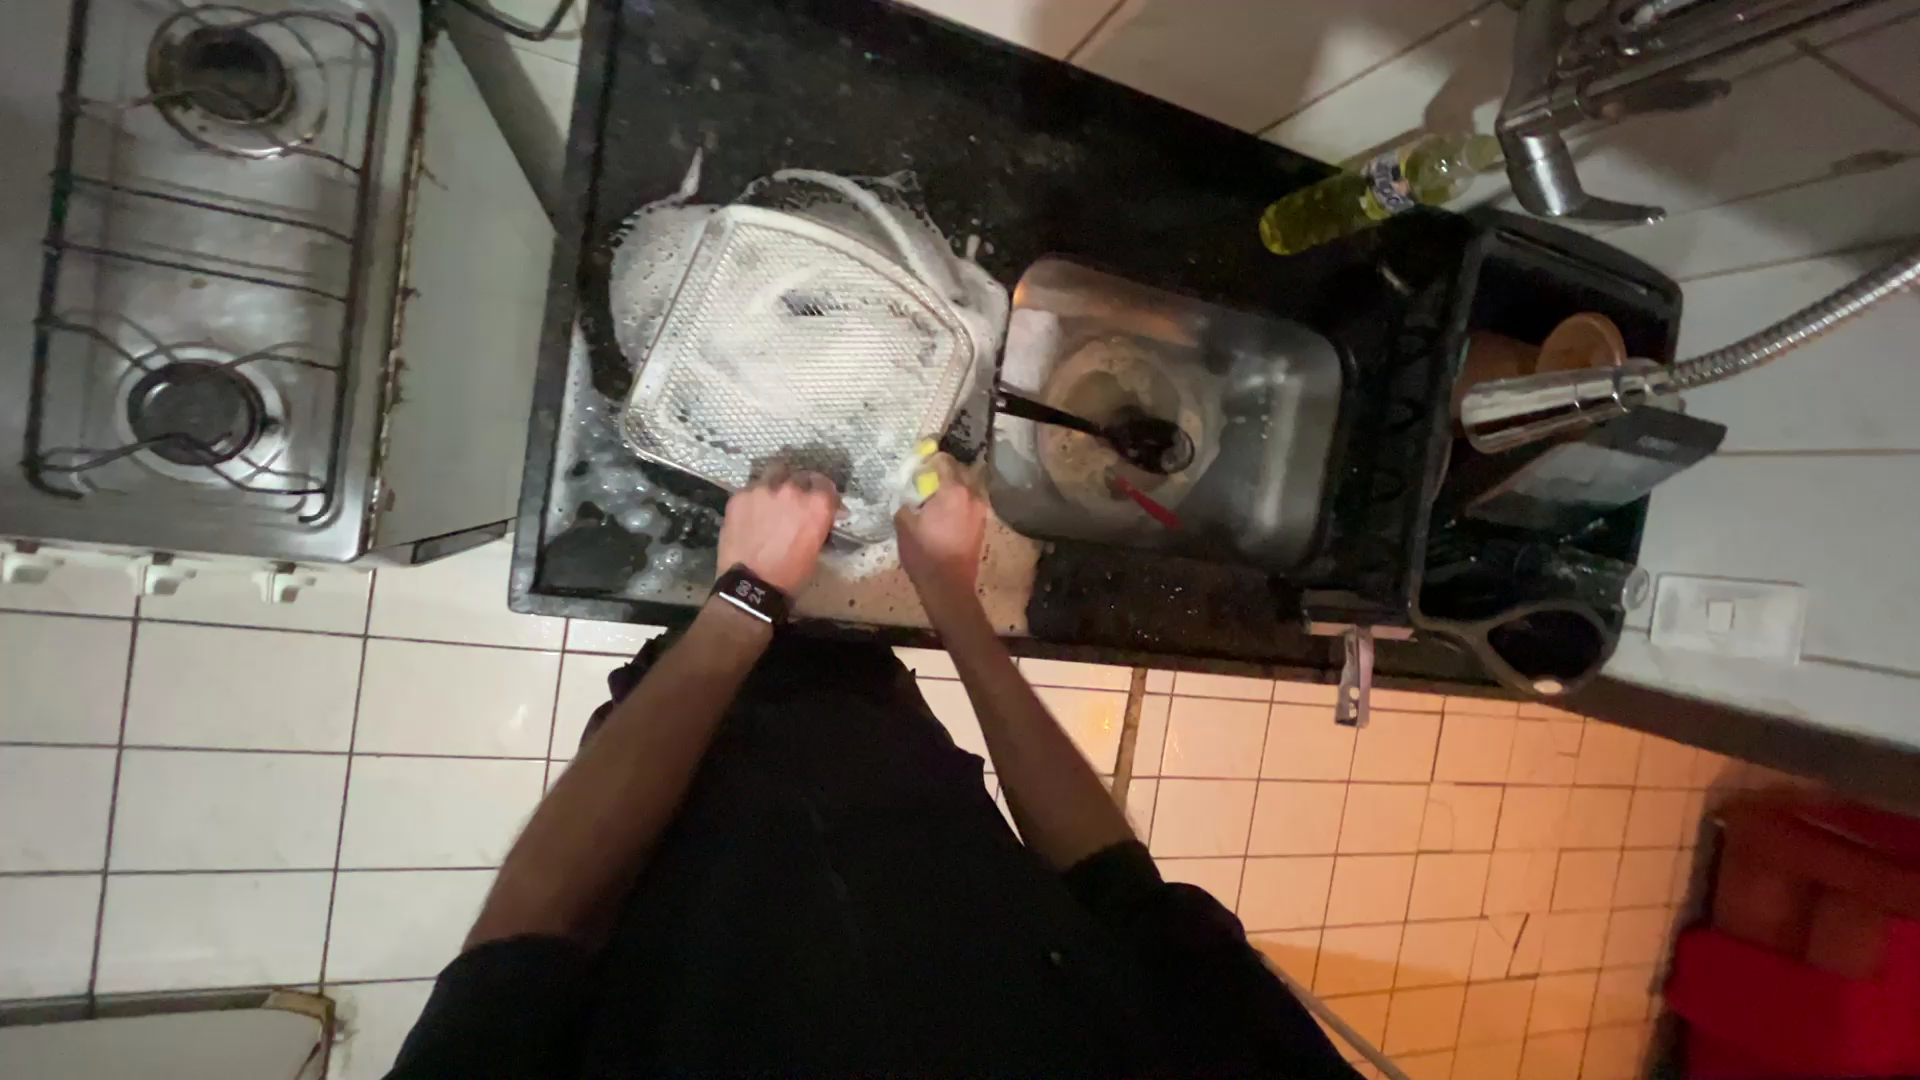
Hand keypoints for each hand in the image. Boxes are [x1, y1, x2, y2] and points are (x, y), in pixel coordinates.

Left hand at [715, 465, 839, 593]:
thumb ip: (820, 522)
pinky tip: (753, 512)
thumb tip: (827, 513)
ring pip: (774, 472)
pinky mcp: (739, 496)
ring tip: (773, 498)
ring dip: (778, 482)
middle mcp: (792, 489)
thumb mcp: (816, 547)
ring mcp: (763, 489)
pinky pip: (751, 488)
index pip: (826, 484)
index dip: (824, 492)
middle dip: (802, 486)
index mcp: (816, 504)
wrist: (752, 586)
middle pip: (801, 475)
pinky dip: (756, 497)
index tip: (822, 500)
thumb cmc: (791, 574)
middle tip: (796, 501)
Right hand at [894, 453, 987, 598]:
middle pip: (962, 470)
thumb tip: (909, 496)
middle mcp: (972, 495)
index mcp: (953, 490)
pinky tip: (948, 510)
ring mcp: (981, 510)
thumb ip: (906, 502)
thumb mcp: (904, 525)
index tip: (920, 466)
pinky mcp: (983, 524)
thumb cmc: (925, 553)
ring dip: (956, 485)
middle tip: (929, 478)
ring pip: (970, 486)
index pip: (945, 461)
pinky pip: (972, 502)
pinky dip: (961, 500)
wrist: (949, 585)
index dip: (930, 460)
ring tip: (939, 494)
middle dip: (946, 470)